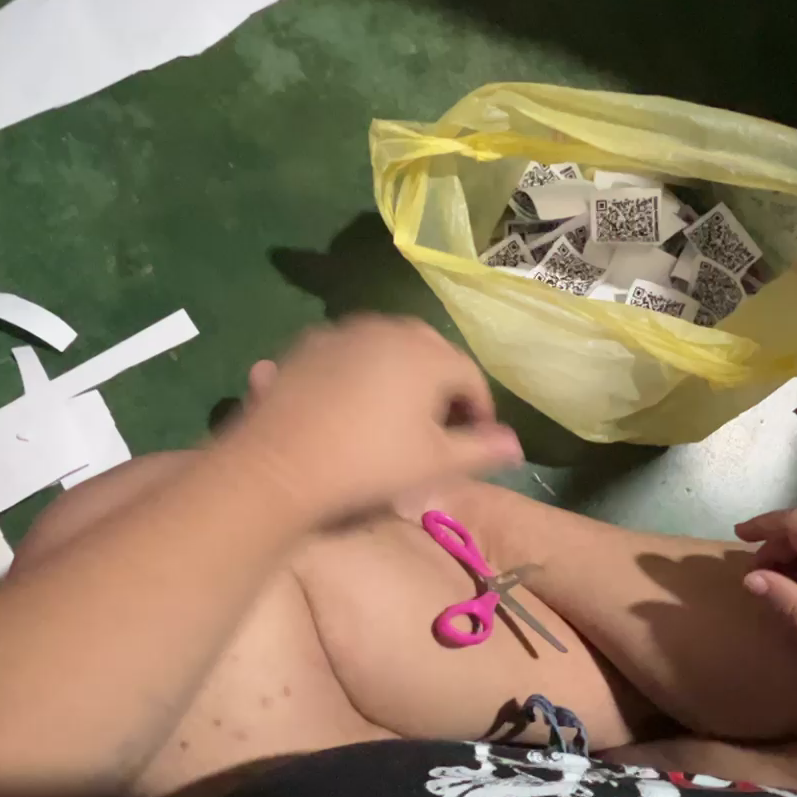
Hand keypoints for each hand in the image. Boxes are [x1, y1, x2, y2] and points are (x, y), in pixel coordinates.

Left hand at [230, 316, 522, 520]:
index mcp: (427, 354)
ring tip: (397, 414)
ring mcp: (342, 333)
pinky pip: (347, 354)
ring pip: (387, 347)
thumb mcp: (435, 463)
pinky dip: (360, 372)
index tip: (476, 439)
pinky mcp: (305, 347)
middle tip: (439, 425)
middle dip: (441, 385)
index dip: (479, 409)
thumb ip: (481, 450)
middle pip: (430, 352)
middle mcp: (388, 330)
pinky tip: (352, 404)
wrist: (279, 466)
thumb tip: (516, 445)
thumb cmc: (370, 464)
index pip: (469, 375)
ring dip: (401, 374)